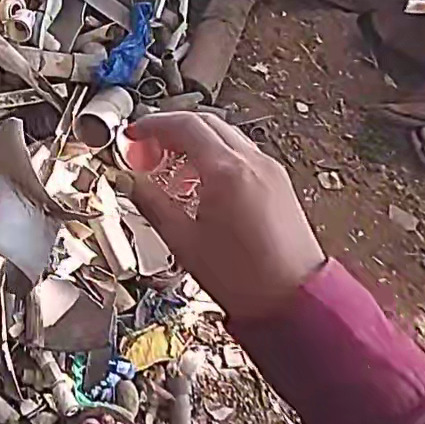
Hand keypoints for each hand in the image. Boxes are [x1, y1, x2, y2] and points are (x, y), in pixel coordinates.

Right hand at [121, 113, 325, 322]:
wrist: (293, 300)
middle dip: (169, 131)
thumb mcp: (181, 239)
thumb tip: (130, 181)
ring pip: (222, 136)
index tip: (132, 134)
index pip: (183, 125)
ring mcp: (268, 171)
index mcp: (226, 171)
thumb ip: (150, 201)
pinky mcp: (276, 184)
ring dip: (190, 143)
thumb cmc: (243, 276)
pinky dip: (211, 158)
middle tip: (145, 150)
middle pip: (204, 123)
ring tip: (166, 170)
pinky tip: (195, 185)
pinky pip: (238, 155)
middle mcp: (252, 163)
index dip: (151, 125)